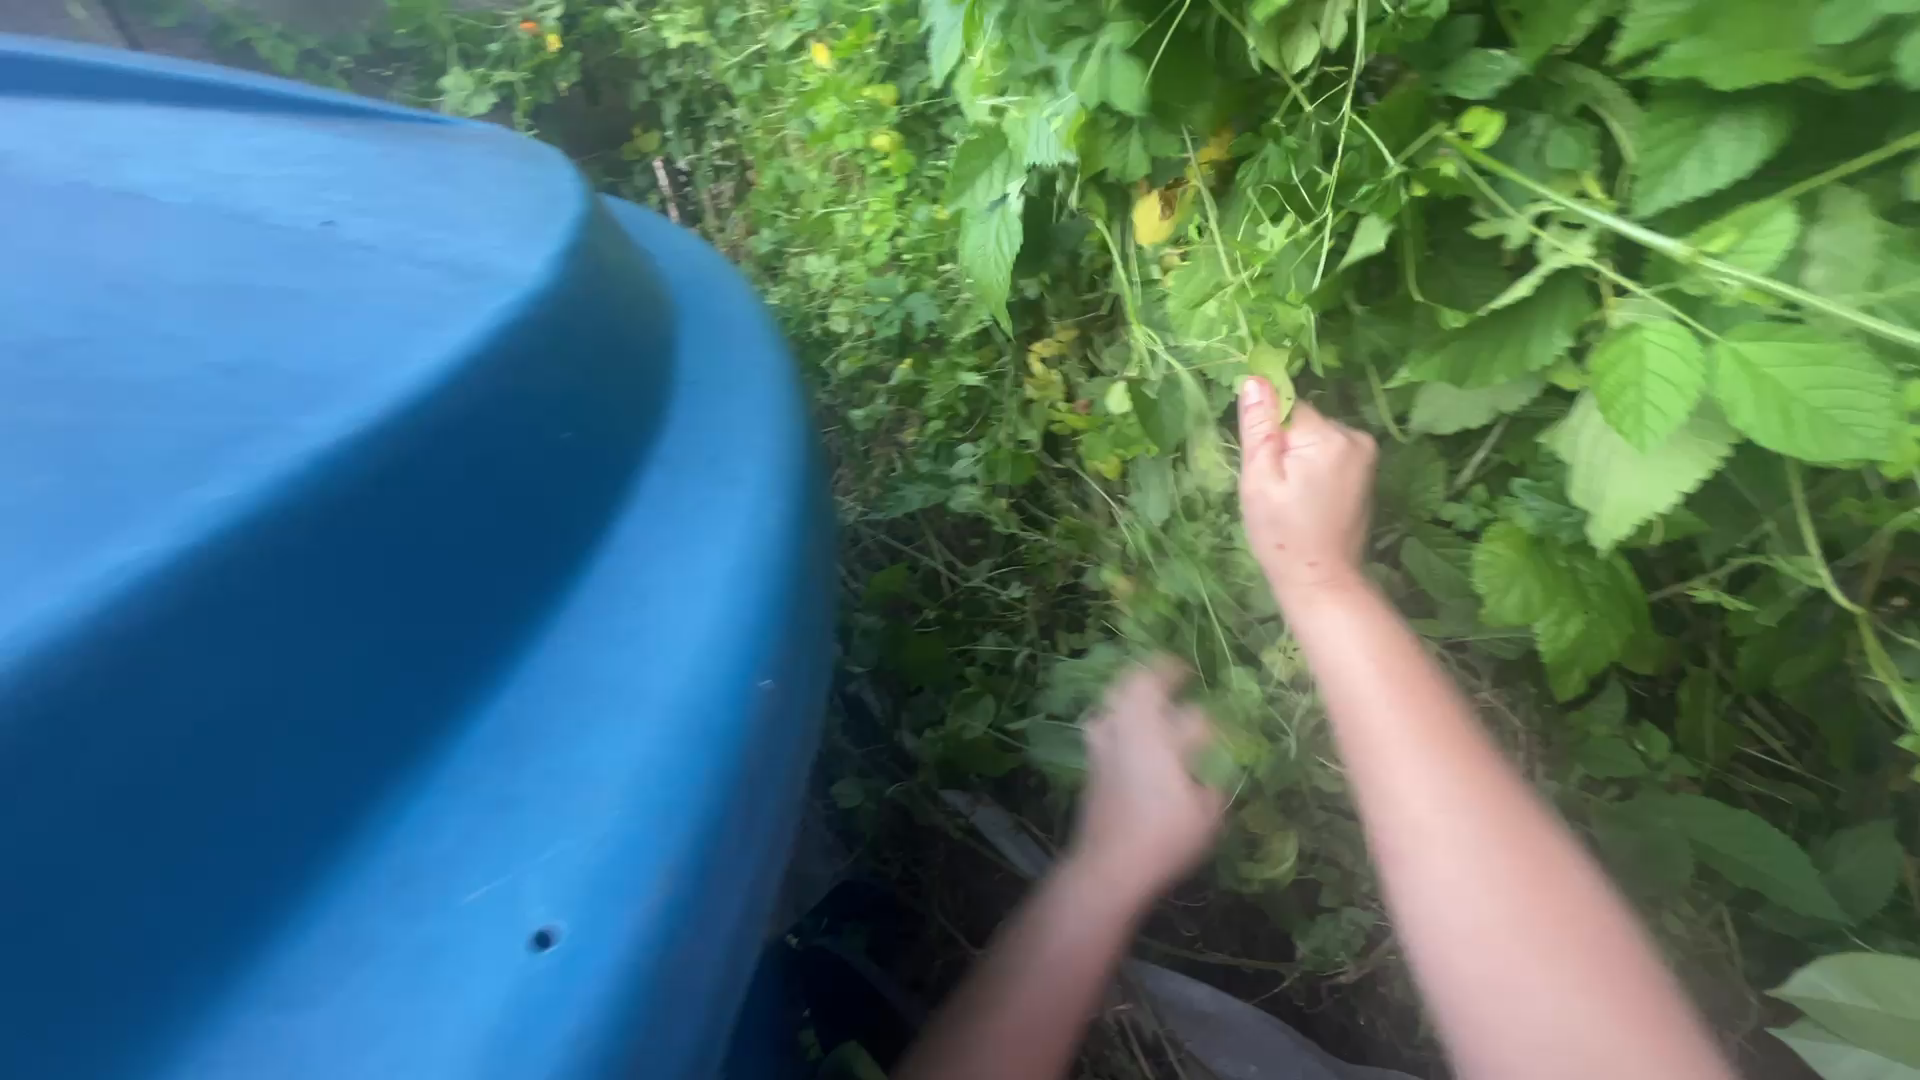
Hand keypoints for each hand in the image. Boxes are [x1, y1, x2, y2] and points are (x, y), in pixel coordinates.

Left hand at [1068, 658, 1225, 905]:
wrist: (1108, 862)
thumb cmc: (1163, 839)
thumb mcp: (1205, 819)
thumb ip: (1212, 789)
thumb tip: (1210, 777)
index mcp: (1165, 742)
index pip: (1194, 717)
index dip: (1210, 718)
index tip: (1219, 720)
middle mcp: (1132, 732)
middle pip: (1140, 683)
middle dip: (1160, 671)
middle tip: (1175, 670)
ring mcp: (1106, 742)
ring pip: (1114, 696)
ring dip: (1130, 686)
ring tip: (1143, 688)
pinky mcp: (1091, 758)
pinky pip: (1100, 720)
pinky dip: (1113, 713)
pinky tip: (1119, 723)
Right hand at [1237, 378, 1376, 607]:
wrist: (1321, 578)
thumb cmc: (1281, 533)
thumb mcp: (1259, 479)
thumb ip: (1258, 427)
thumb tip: (1254, 379)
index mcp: (1328, 436)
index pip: (1287, 405)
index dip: (1266, 431)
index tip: (1260, 464)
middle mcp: (1355, 436)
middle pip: (1303, 420)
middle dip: (1283, 444)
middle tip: (1272, 486)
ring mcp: (1366, 453)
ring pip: (1315, 436)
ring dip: (1298, 456)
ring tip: (1288, 495)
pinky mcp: (1367, 470)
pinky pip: (1329, 452)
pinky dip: (1313, 467)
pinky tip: (1306, 498)